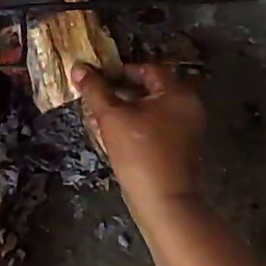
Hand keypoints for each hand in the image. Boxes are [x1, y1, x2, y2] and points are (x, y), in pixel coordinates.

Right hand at [71, 61, 206, 209]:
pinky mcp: (178, 146)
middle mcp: (187, 106)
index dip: (119, 71)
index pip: (147, 69)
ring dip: (122, 110)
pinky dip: (133, 125)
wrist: (162, 198)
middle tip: (93, 99)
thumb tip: (78, 67)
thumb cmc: (138, 151)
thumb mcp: (111, 116)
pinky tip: (111, 135)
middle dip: (117, 93)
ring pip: (148, 109)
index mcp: (178, 93)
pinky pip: (154, 125)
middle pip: (148, 89)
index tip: (96, 79)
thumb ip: (94, 90)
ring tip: (97, 119)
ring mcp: (185, 127)